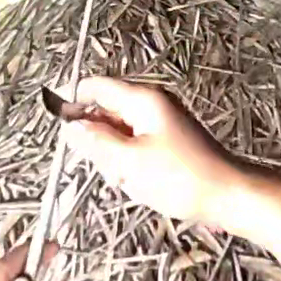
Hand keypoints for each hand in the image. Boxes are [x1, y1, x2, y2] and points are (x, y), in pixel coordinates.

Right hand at [61, 77, 249, 225]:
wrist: (226, 193)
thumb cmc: (178, 177)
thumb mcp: (129, 162)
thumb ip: (97, 141)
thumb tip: (71, 125)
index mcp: (143, 99)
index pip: (98, 87)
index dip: (73, 100)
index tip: (55, 121)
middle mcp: (151, 103)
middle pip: (107, 110)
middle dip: (99, 140)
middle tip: (111, 170)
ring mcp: (160, 120)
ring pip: (119, 131)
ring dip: (114, 156)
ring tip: (129, 179)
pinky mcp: (166, 139)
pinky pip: (134, 144)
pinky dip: (129, 162)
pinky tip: (139, 182)